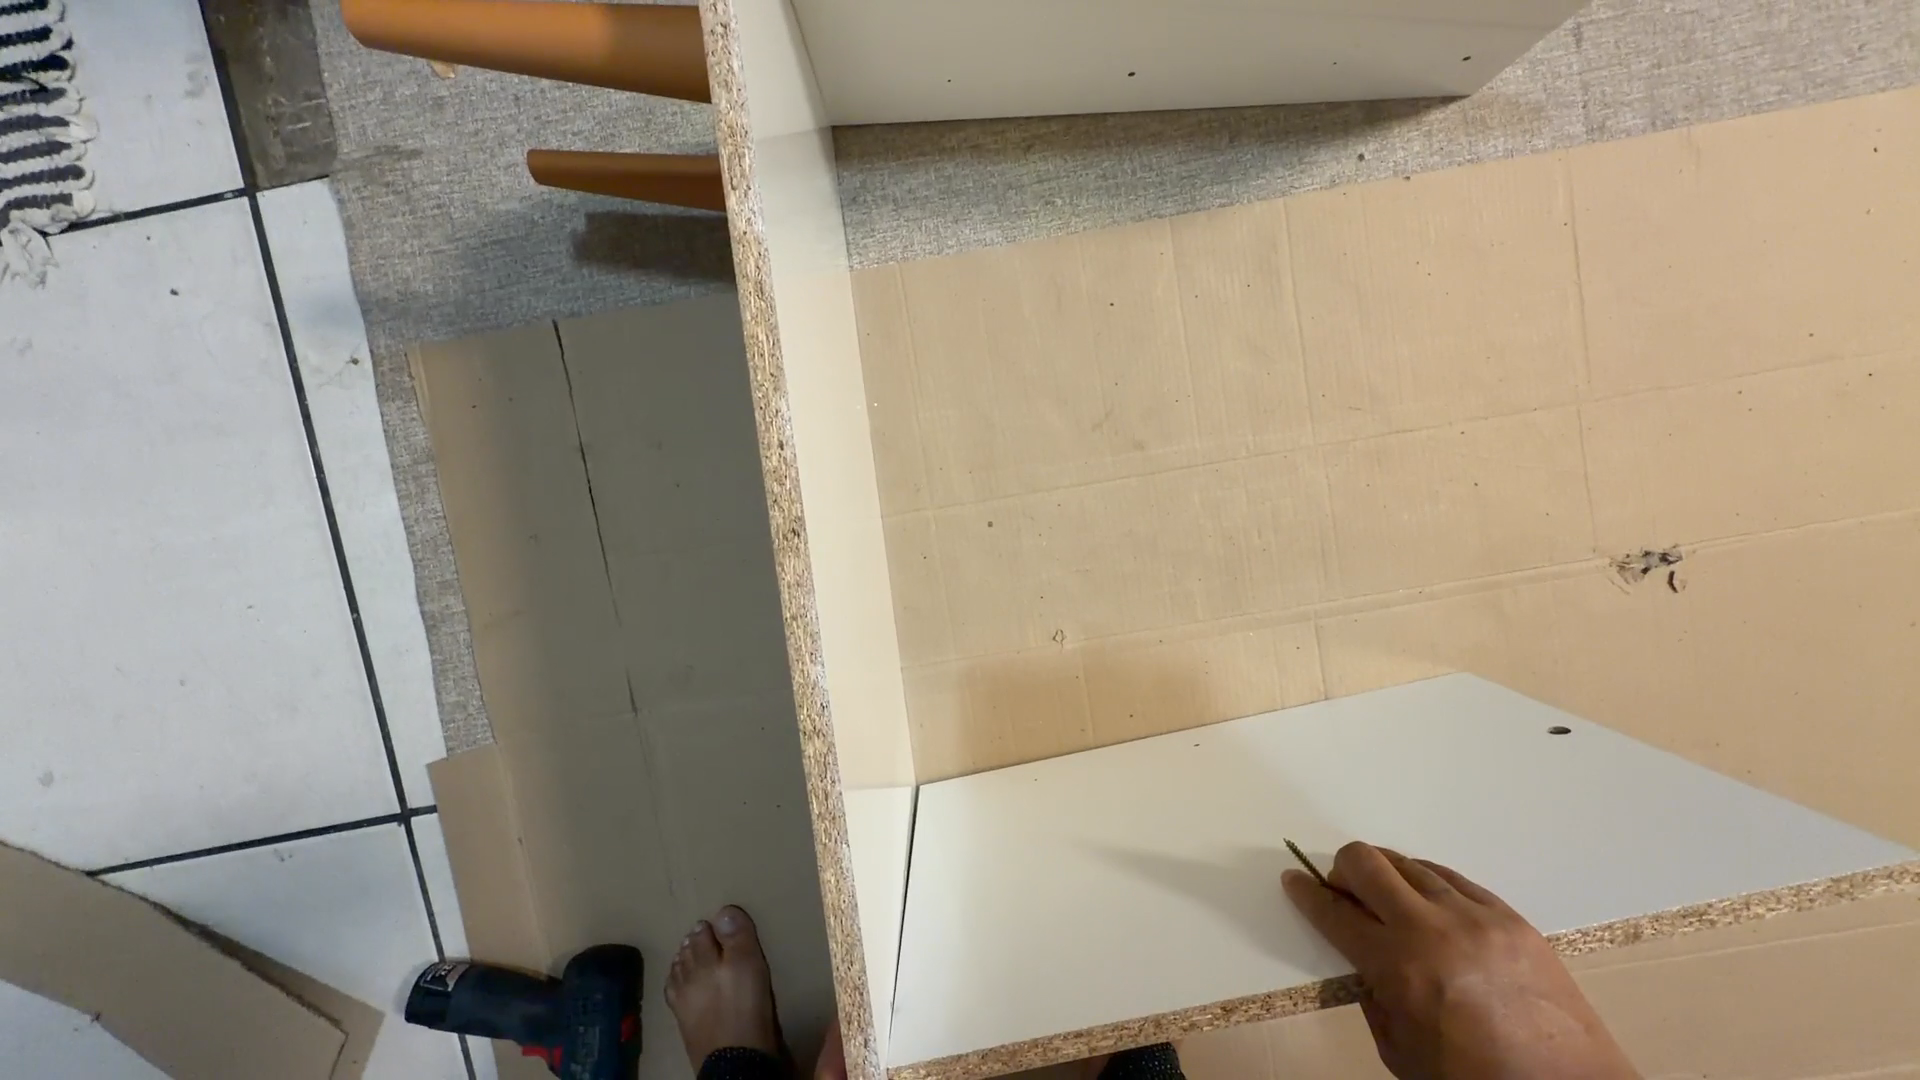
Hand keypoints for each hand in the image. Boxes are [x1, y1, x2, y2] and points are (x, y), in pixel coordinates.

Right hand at [1283, 842, 1639, 1079]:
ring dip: (1387, 877)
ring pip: (1407, 863)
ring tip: (1390, 902)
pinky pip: (1451, 878)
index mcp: (1397, 966)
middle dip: (1341, 870)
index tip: (1293, 880)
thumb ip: (1370, 993)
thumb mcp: (1399, 1051)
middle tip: (1344, 893)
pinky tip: (1431, 907)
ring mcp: (1475, 917)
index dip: (1305, 892)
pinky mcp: (1510, 917)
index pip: (1332, 911)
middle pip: (1364, 861)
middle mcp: (1431, 928)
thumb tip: (1360, 955)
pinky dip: (1428, 885)